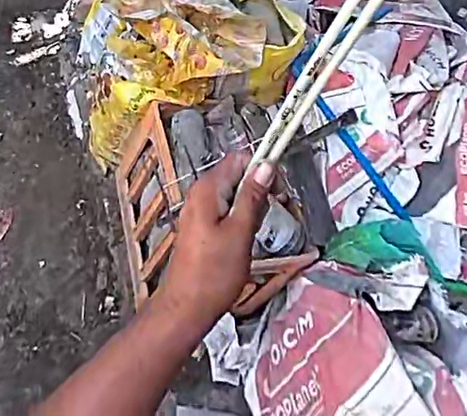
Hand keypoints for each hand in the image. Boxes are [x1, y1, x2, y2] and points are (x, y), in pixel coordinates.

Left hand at [150, 151, 273, 330]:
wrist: (185, 307)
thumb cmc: (214, 273)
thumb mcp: (240, 234)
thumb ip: (252, 198)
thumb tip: (266, 166)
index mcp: (208, 188)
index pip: (239, 159)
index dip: (262, 169)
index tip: (280, 192)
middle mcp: (200, 192)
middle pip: (236, 175)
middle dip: (257, 190)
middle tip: (269, 217)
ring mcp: (198, 208)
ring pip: (232, 193)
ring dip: (250, 207)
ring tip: (253, 233)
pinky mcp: (200, 224)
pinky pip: (224, 209)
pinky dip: (238, 218)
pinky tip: (242, 240)